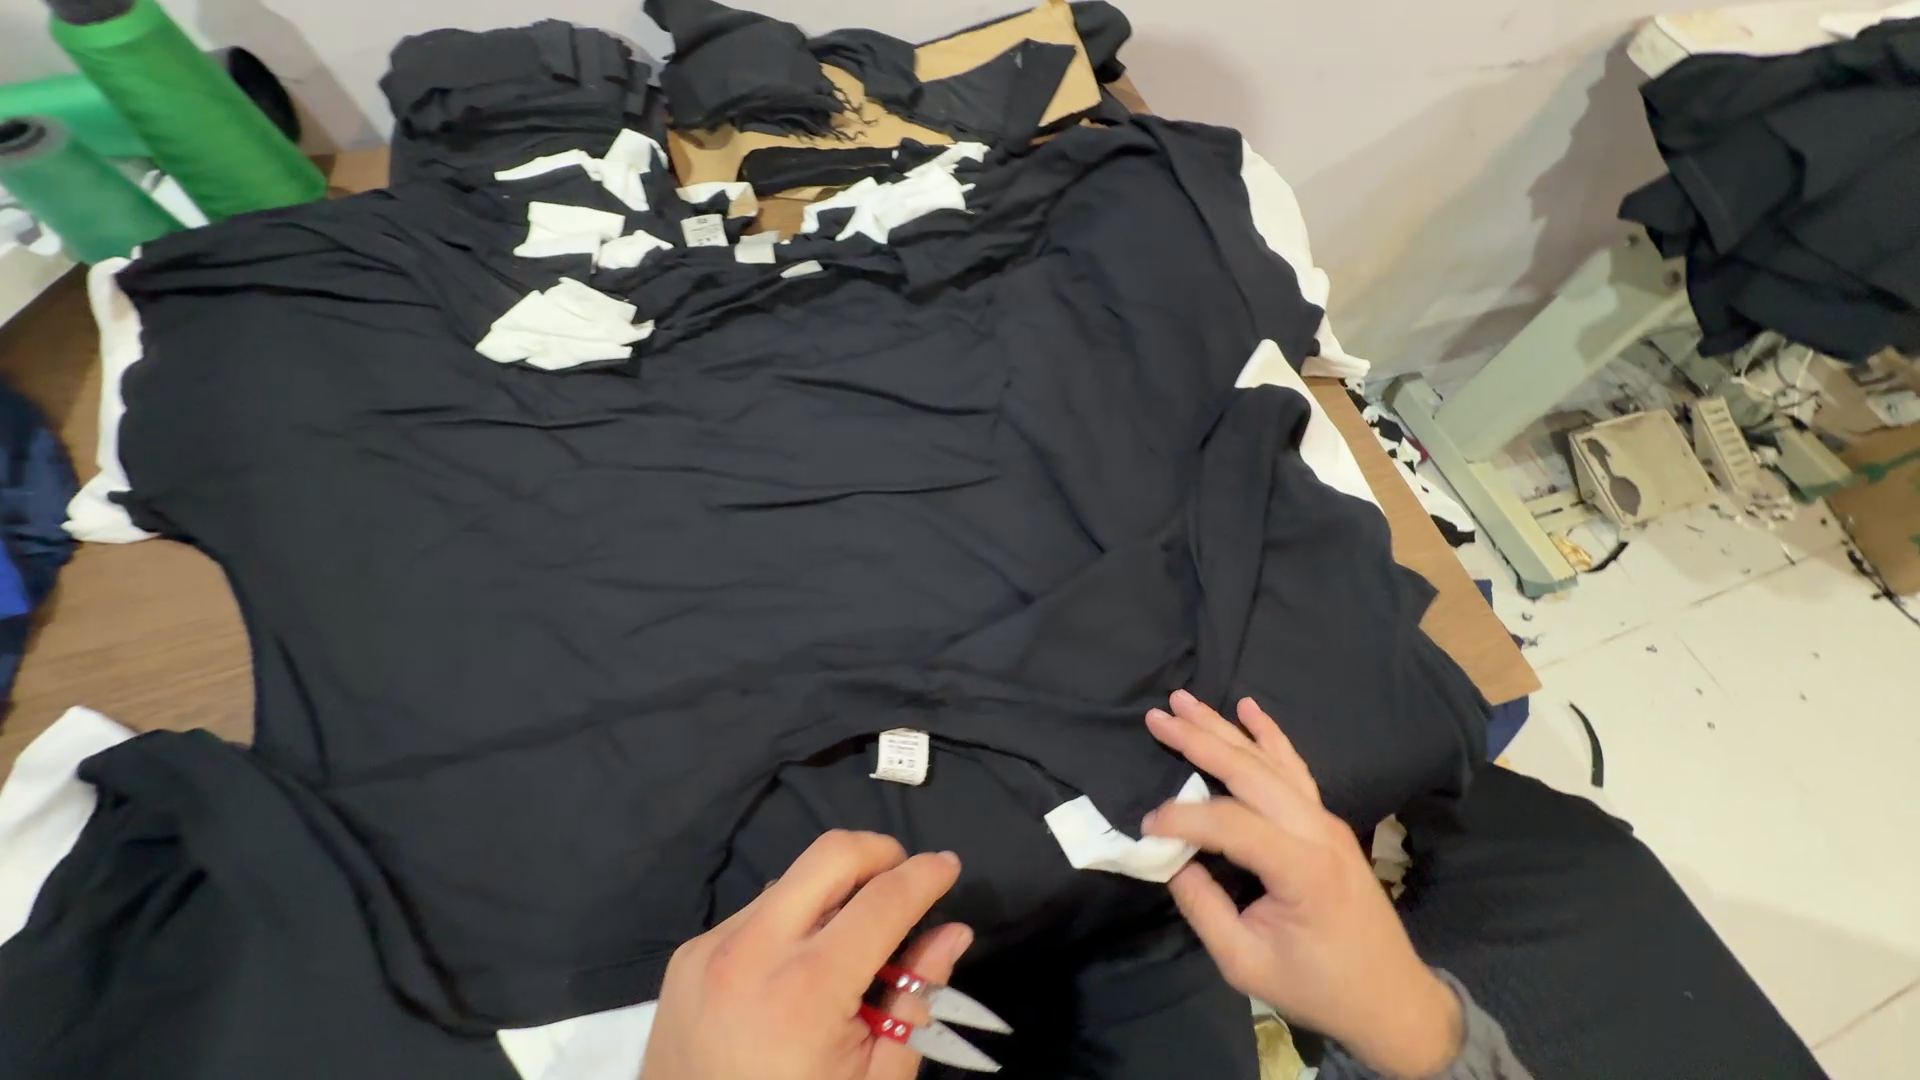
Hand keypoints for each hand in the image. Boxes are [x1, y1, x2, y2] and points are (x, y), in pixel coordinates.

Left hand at [641, 831, 972, 1079]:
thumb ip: (916, 1003)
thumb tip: (953, 932)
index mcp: (806, 992)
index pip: (882, 902)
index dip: (925, 876)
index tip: (949, 865)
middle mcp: (753, 950)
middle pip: (831, 853)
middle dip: (879, 852)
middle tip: (903, 880)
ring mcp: (711, 947)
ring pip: (792, 878)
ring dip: (833, 889)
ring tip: (848, 937)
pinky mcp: (686, 955)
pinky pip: (756, 910)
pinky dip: (792, 919)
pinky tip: (795, 965)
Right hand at [1141, 691, 1461, 1079]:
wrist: (1390, 999)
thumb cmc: (1317, 986)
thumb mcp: (1246, 963)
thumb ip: (1202, 907)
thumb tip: (1171, 857)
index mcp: (1302, 869)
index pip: (1230, 823)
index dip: (1184, 818)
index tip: (1148, 826)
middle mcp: (1317, 831)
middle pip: (1250, 772)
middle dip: (1198, 740)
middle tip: (1158, 717)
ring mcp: (1325, 820)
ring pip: (1268, 760)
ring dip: (1223, 727)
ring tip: (1185, 700)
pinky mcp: (1325, 820)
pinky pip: (1294, 767)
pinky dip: (1269, 734)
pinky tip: (1248, 708)